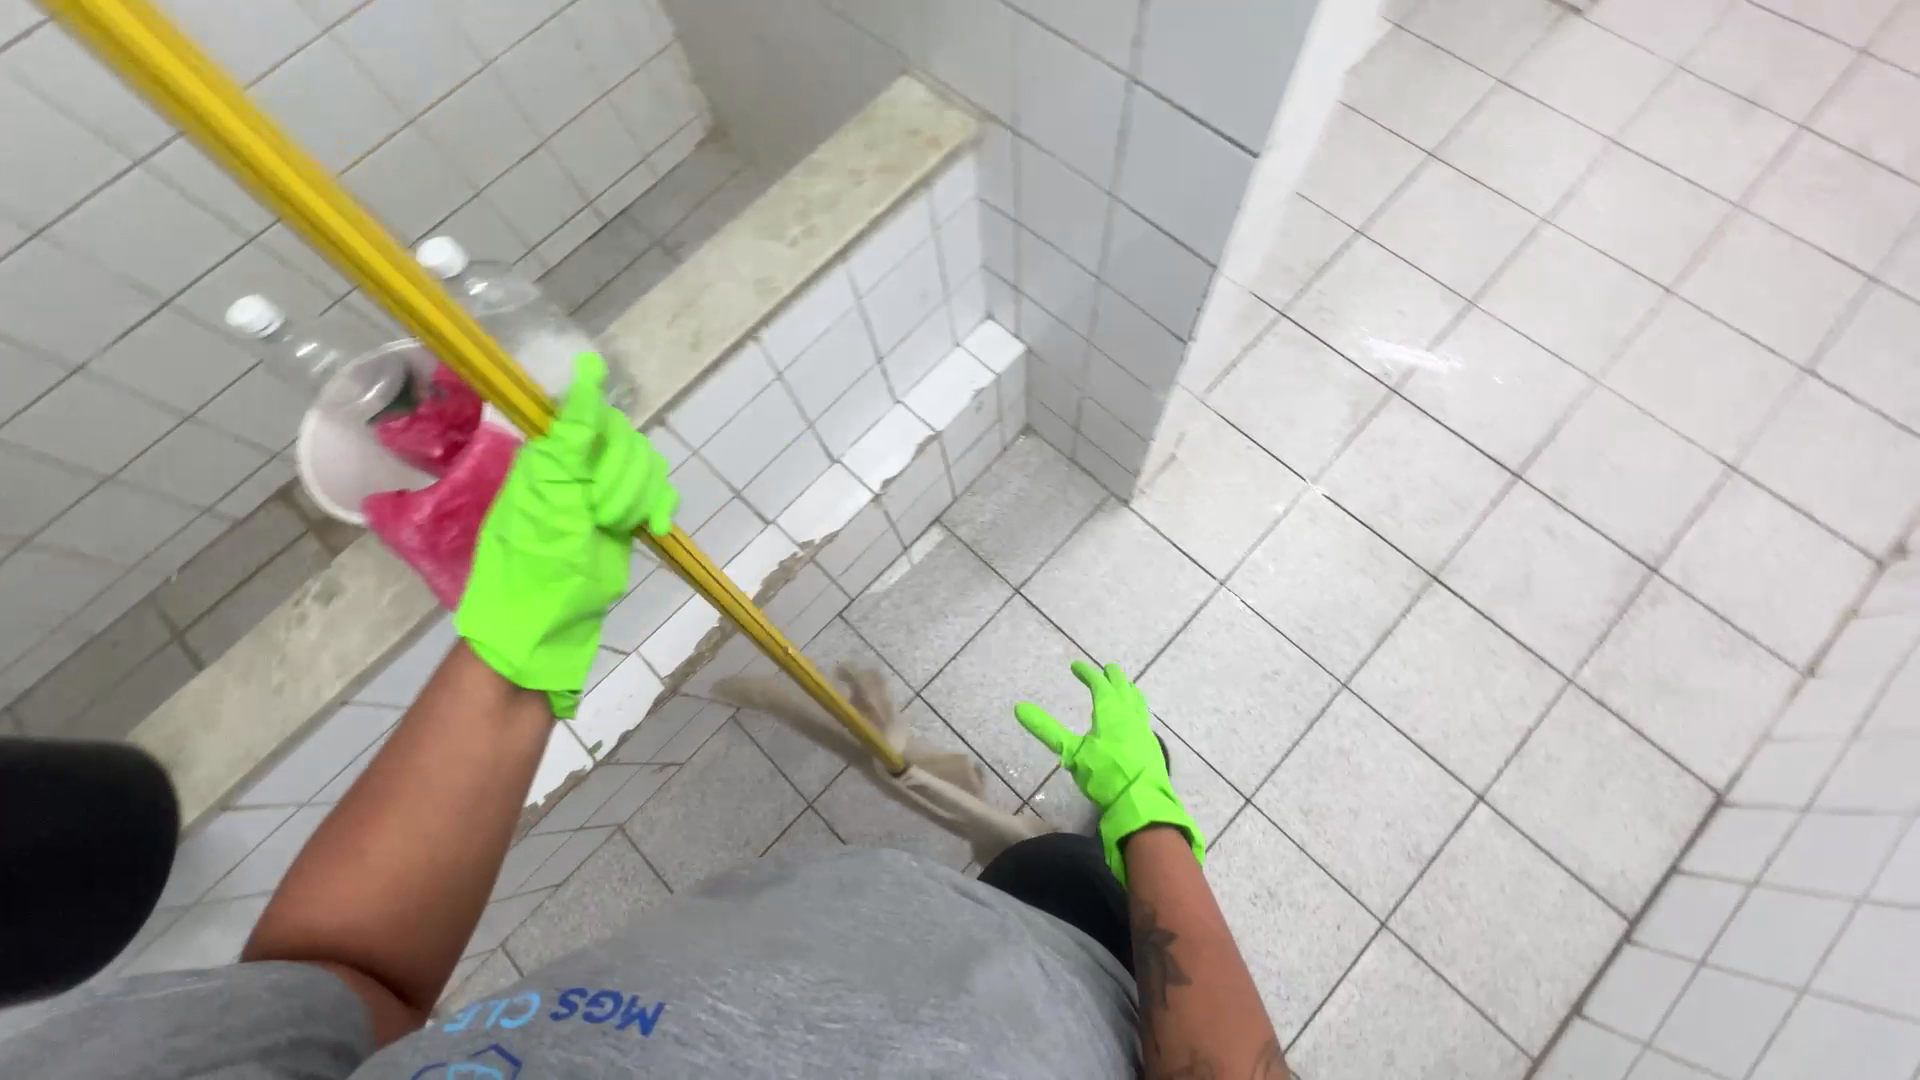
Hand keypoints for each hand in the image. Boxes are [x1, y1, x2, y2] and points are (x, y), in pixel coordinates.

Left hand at [454, 353, 676, 717]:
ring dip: (642, 494)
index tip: (601, 447)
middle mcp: (575, 469)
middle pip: (626, 442)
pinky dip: (659, 509)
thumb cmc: (536, 566)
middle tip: (605, 514)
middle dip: (626, 477)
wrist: (543, 627)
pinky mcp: (620, 519)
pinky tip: (653, 529)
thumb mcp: (552, 501)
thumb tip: (582, 377)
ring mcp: (599, 495)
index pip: (590, 416)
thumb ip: (572, 442)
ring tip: (621, 525)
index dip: (603, 428)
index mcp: (550, 458)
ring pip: (645, 468)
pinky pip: (654, 495)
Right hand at [1015, 661, 1202, 883]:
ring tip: (1123, 687)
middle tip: (1106, 669)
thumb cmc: (1104, 774)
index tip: (1076, 667)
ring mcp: (1143, 729)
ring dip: (1127, 690)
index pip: (1099, 684)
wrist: (1141, 802)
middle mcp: (1129, 714)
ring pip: (1136, 700)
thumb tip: (1018, 707)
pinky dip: (1135, 708)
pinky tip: (1132, 719)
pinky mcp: (1150, 745)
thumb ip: (1046, 729)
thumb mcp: (1070, 752)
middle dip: (1112, 676)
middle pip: (1122, 687)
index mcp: (1110, 711)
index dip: (1087, 673)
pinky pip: (1142, 716)